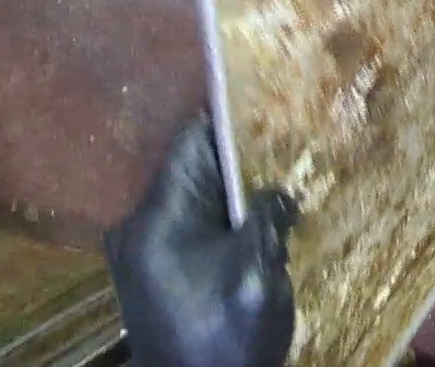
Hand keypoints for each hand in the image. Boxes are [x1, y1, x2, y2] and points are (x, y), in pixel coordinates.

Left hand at [106, 118, 299, 366]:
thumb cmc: (223, 339)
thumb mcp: (256, 273)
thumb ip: (266, 215)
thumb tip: (279, 187)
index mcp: (156, 220)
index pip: (191, 139)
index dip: (232, 114)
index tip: (274, 96)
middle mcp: (142, 224)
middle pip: (197, 161)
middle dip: (244, 149)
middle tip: (293, 129)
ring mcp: (148, 247)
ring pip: (201, 187)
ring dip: (241, 181)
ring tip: (288, 162)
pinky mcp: (160, 265)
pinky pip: (198, 215)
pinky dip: (230, 208)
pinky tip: (267, 207)